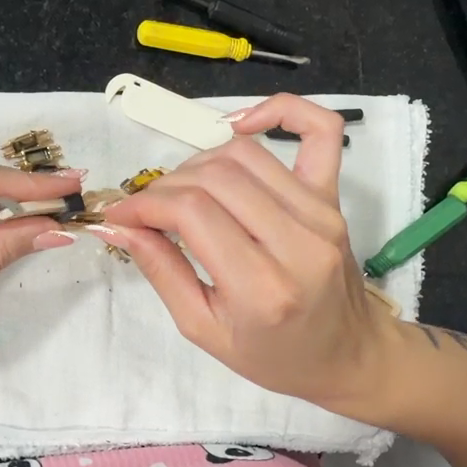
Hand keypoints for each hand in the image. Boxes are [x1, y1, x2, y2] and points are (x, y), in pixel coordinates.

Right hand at [95, 94, 400, 419]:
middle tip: (145, 212)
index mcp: (263, 288)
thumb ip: (161, 271)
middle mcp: (297, 241)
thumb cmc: (273, 356)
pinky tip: (241, 122)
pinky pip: (319, 131)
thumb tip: (118, 226)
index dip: (144, 205)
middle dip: (164, 187)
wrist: (348, 355)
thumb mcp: (203, 329)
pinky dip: (281, 110)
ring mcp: (321, 212)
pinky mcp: (333, 196)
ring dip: (197, 162)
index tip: (120, 216)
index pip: (191, 213)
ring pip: (244, 153)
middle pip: (213, 178)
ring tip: (180, 191)